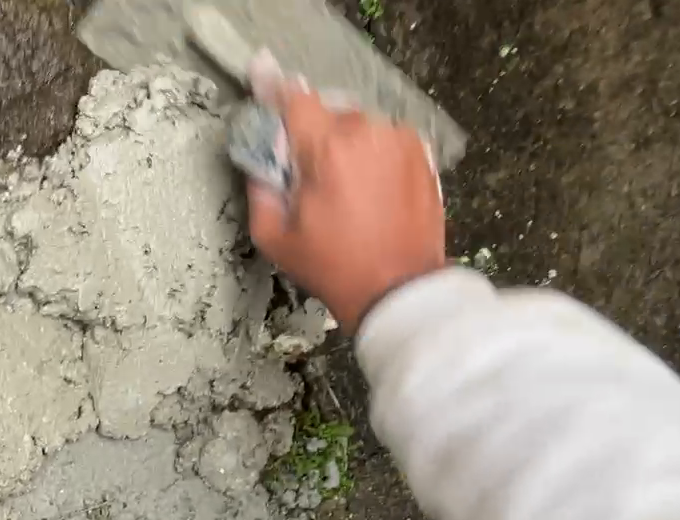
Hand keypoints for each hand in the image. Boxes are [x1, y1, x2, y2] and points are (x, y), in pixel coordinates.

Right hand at [245, 80, 447, 329]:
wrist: (397, 287)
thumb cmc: (331, 266)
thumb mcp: (274, 238)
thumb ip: (259, 191)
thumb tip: (258, 163)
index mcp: (328, 150)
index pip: (294, 102)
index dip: (272, 88)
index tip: (260, 72)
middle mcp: (368, 132)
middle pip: (326, 115)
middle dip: (310, 139)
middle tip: (302, 181)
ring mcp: (399, 139)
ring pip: (355, 128)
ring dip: (340, 149)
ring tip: (337, 195)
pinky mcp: (421, 152)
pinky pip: (380, 142)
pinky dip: (366, 159)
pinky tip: (362, 196)